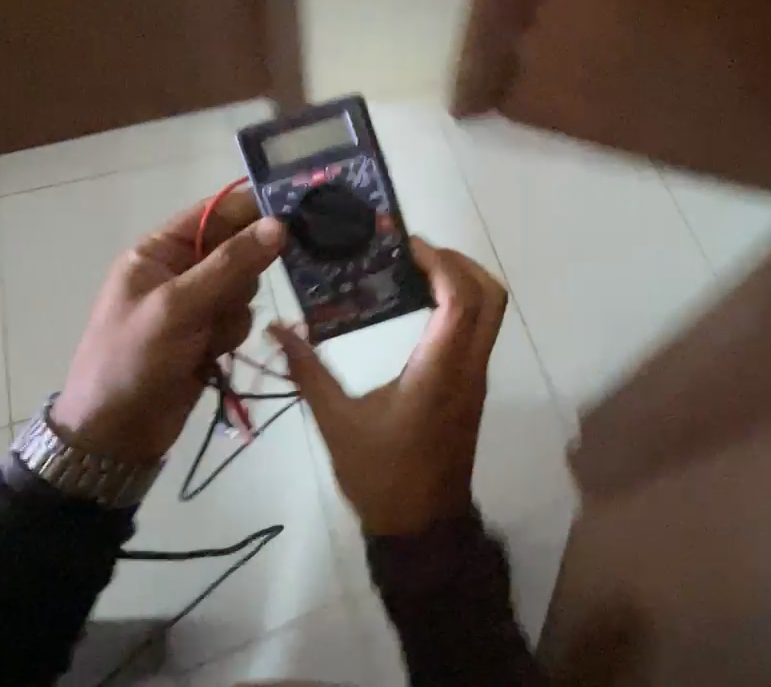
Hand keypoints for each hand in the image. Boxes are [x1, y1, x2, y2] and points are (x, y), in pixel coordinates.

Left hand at [50, 192, 286, 463]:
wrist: (115, 435)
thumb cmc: (133, 359)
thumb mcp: (178, 306)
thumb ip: (231, 264)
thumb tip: (280, 225)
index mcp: (160, 250)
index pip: (217, 212)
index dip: (254, 211)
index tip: (296, 217)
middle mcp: (180, 268)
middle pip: (239, 248)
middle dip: (244, 274)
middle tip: (232, 297)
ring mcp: (195, 302)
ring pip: (245, 286)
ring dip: (235, 311)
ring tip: (209, 336)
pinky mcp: (208, 332)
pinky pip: (241, 317)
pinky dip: (233, 333)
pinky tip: (213, 353)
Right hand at [270, 240, 508, 535]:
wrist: (422, 526)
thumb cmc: (381, 476)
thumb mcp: (337, 423)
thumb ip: (309, 371)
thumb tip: (279, 330)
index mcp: (439, 370)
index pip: (461, 300)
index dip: (441, 263)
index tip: (406, 245)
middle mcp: (467, 365)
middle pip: (490, 296)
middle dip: (459, 263)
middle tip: (414, 253)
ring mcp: (475, 375)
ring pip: (491, 312)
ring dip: (463, 281)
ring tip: (416, 270)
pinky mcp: (471, 384)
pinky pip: (479, 329)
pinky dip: (461, 304)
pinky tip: (420, 305)